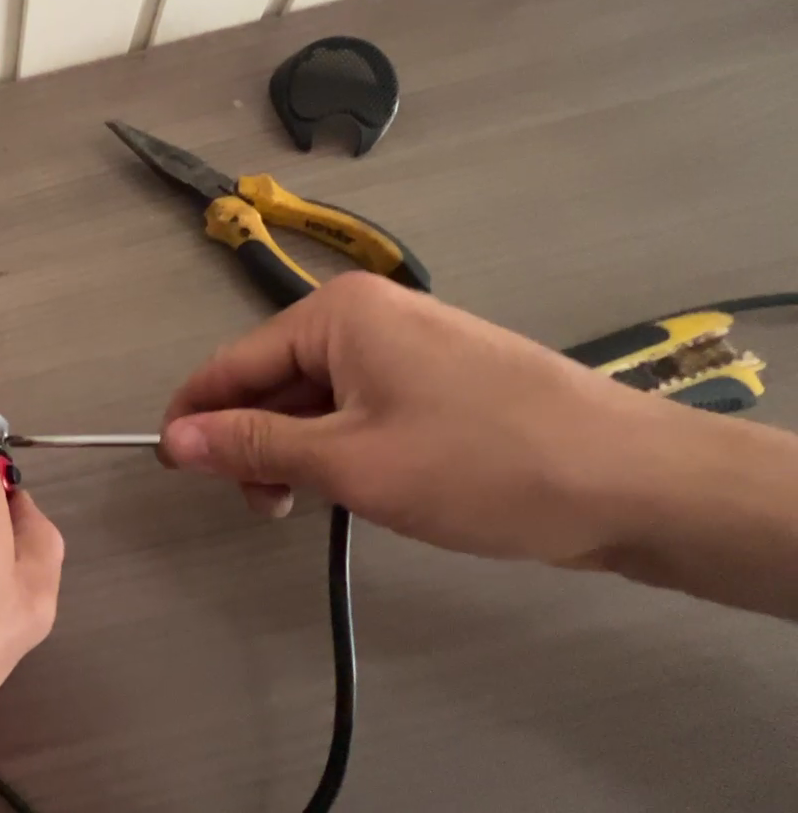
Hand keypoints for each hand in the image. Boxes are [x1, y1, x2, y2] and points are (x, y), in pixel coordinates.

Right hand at [161, 272, 682, 567]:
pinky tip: (351, 481)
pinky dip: (337, 442)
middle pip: (271, 379)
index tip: (171, 467)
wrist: (647, 486)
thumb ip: (250, 445)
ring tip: (304, 502)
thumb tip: (171, 441)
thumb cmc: (480, 464)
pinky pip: (357, 402)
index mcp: (333, 314)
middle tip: (259, 504)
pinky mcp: (436, 373)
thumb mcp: (347, 462)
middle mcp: (363, 313)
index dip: (195, 417)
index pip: (231, 364)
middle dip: (252, 440)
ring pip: (313, 395)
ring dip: (294, 447)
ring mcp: (404, 340)